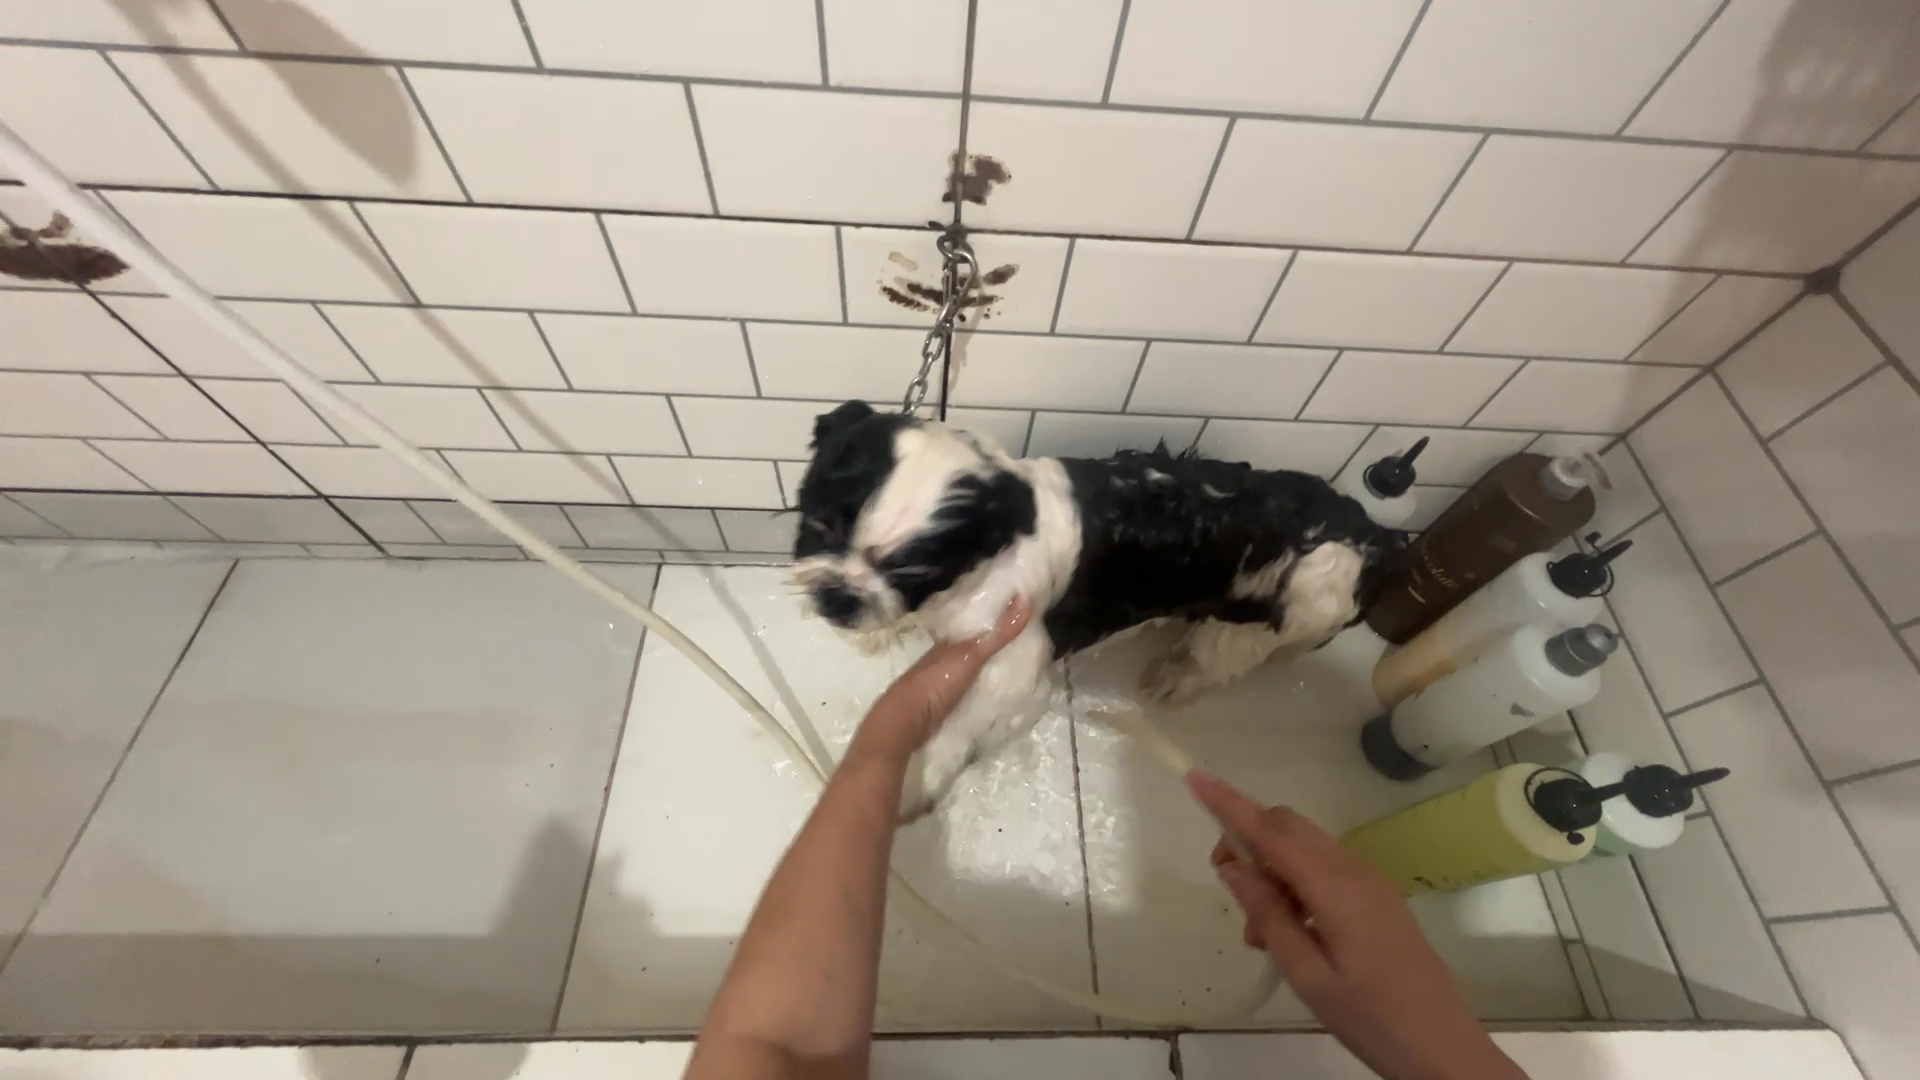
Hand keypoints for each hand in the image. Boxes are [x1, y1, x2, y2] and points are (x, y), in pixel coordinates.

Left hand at [854, 598, 1032, 759]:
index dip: (994, 616)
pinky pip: (970, 691)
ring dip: (989, 668)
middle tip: (1027, 641)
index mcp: (949, 641)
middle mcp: (945, 658)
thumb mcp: (971, 653)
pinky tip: (998, 692)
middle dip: (993, 644)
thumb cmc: (936, 681)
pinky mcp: (945, 705)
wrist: (906, 721)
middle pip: (973, 646)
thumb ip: (997, 633)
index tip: (1020, 610)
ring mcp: (943, 683)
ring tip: (1019, 667)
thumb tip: (1026, 599)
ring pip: (971, 669)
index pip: (974, 622)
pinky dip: (984, 688)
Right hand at [1187, 772, 1526, 1079]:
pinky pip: (1322, 864)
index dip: (1228, 804)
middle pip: (1286, 824)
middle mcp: (1351, 869)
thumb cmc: (1372, 1019)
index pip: (1268, 831)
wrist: (1448, 1055)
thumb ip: (1267, 913)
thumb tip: (1231, 866)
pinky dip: (1294, 877)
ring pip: (1303, 843)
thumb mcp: (1307, 974)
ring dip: (1270, 863)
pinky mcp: (1376, 894)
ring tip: (1258, 926)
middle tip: (1227, 880)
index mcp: (1333, 887)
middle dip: (1247, 835)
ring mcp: (1368, 879)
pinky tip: (1290, 925)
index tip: (1195, 779)